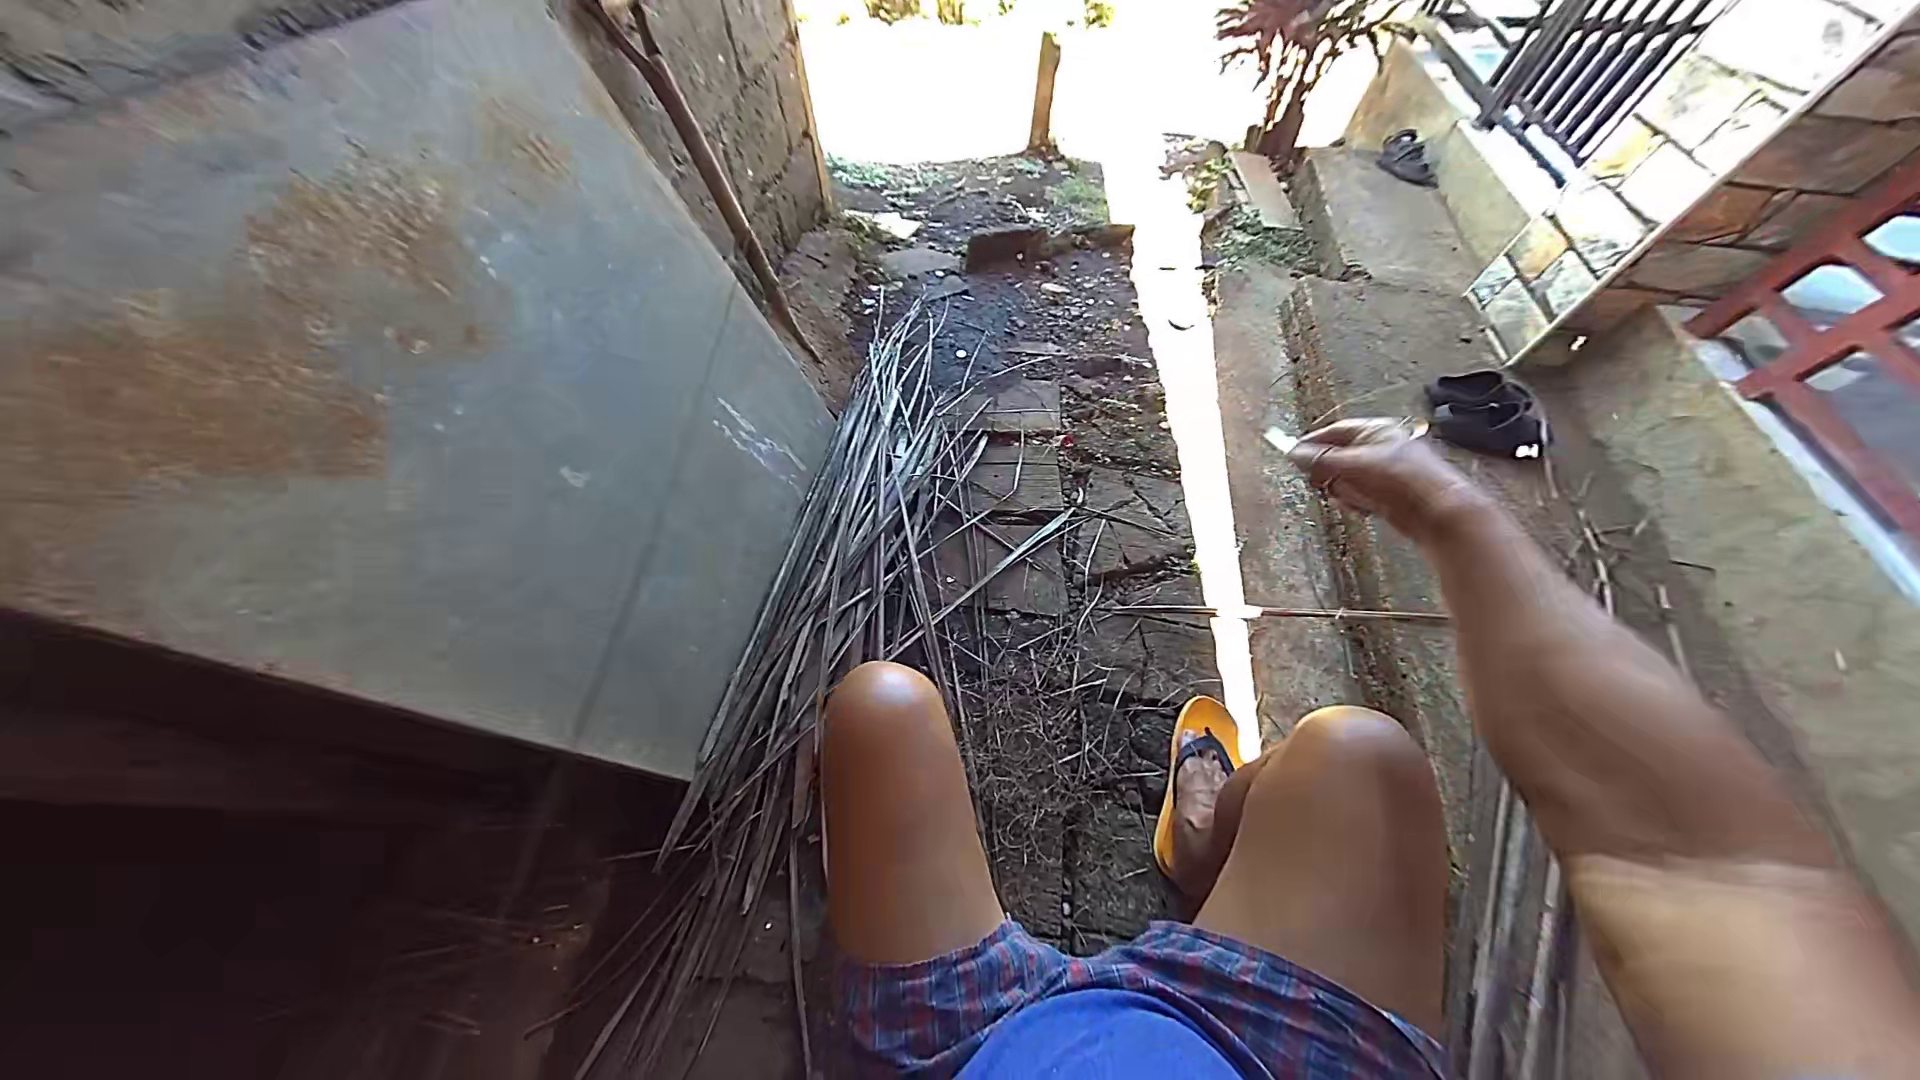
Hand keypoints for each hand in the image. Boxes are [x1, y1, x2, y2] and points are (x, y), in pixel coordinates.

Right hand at [1284, 418, 1486, 544]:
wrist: (1436, 512)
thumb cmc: (1405, 479)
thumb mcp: (1353, 463)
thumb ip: (1320, 458)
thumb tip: (1294, 453)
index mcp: (1375, 431)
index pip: (1333, 431)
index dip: (1312, 443)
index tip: (1293, 454)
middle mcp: (1379, 448)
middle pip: (1336, 456)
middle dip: (1327, 471)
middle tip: (1318, 480)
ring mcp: (1382, 472)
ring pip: (1344, 479)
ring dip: (1342, 489)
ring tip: (1351, 495)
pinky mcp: (1384, 494)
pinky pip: (1356, 495)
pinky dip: (1353, 501)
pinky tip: (1362, 505)